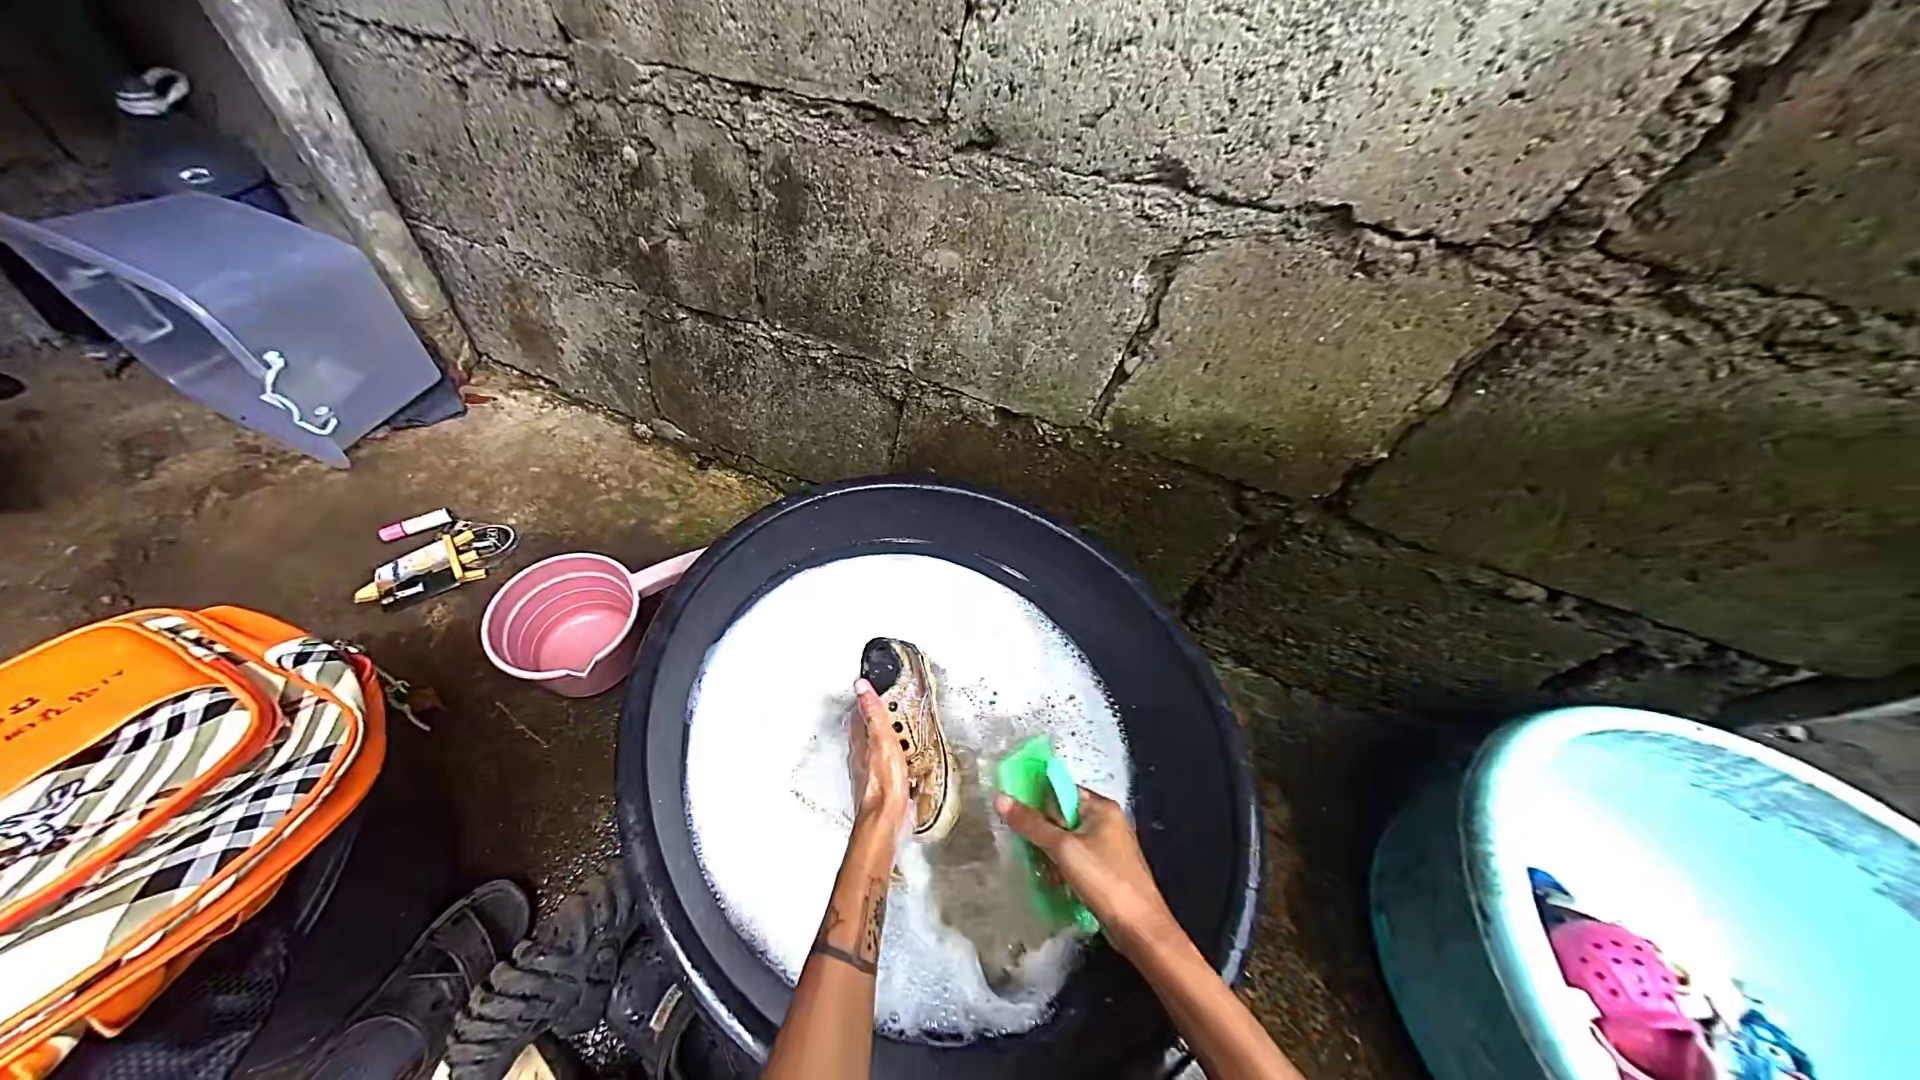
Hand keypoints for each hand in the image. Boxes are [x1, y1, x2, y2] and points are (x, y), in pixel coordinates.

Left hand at [849, 679, 909, 829]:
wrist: (885, 822)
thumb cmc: (884, 785)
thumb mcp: (882, 741)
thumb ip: (874, 714)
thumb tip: (862, 687)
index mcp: (860, 743)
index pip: (858, 714)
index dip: (865, 700)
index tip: (873, 688)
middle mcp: (861, 758)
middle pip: (865, 731)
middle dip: (875, 719)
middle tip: (885, 706)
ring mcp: (870, 773)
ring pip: (875, 749)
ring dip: (885, 738)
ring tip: (897, 730)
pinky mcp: (882, 787)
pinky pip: (887, 766)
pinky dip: (894, 758)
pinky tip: (902, 762)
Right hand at [994, 787, 1179, 957]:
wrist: (1140, 929)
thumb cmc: (1103, 880)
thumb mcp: (1063, 849)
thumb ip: (1031, 824)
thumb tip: (1000, 798)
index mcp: (1102, 807)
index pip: (1062, 790)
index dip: (1038, 798)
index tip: (1014, 812)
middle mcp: (1108, 821)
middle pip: (1064, 816)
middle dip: (1043, 831)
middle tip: (1024, 845)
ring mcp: (1109, 847)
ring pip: (1069, 840)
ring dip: (1051, 853)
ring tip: (1039, 868)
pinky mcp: (1108, 870)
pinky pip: (1078, 859)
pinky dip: (1064, 867)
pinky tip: (1054, 882)